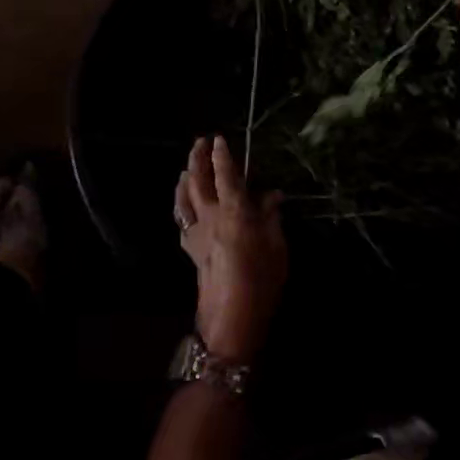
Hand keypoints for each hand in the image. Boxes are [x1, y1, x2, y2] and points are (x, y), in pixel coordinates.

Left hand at [174, 137, 286, 362]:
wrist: (231, 319)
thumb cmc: (261, 282)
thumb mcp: (277, 247)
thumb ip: (271, 217)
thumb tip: (273, 195)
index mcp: (235, 211)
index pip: (226, 175)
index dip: (222, 156)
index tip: (219, 139)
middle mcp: (211, 216)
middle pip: (198, 180)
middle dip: (197, 159)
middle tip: (199, 143)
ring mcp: (196, 233)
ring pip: (184, 198)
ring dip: (185, 178)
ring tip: (187, 167)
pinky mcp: (190, 250)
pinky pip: (182, 220)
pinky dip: (182, 206)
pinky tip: (185, 206)